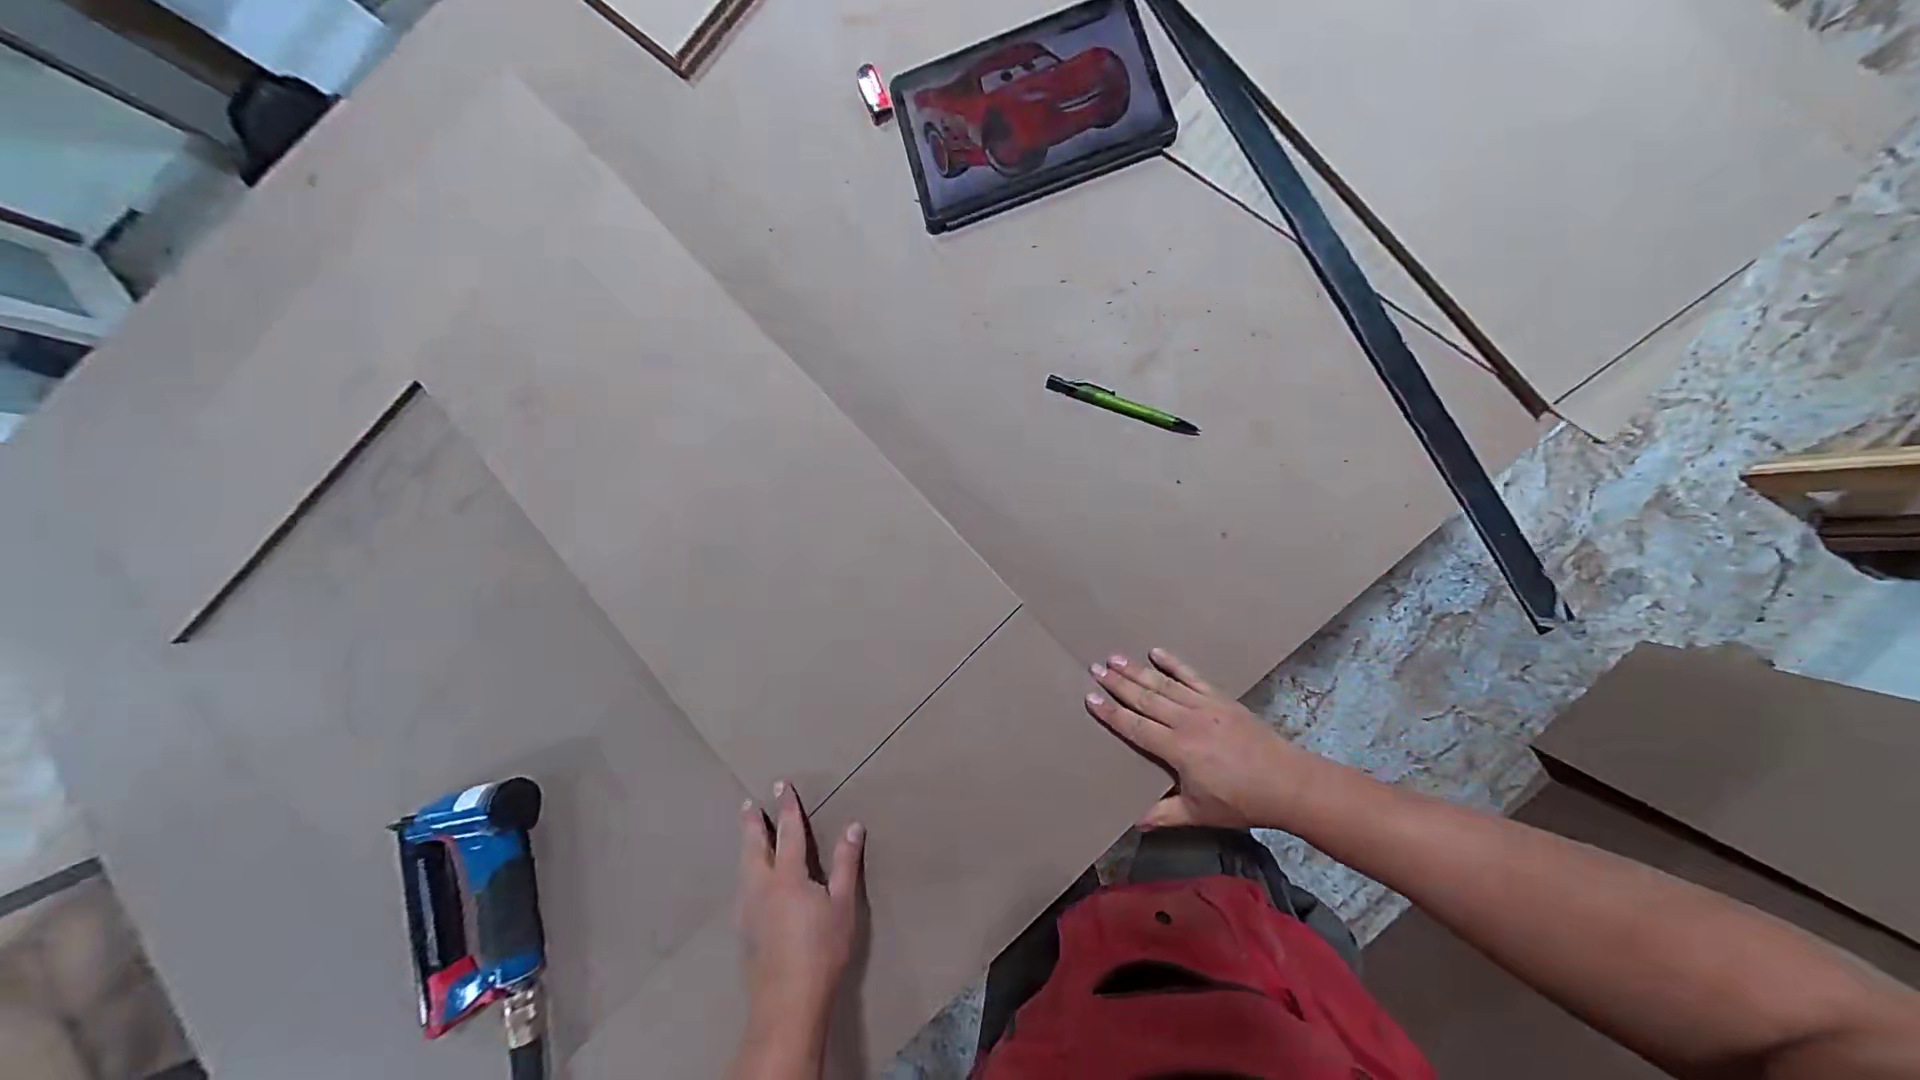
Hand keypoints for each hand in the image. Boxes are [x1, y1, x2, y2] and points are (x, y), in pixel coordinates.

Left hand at [735, 782, 863, 1044]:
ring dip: (745, 844)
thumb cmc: (822, 949)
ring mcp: (748, 909)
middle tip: (748, 803)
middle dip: (753, 823)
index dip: (787, 807)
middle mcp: (761, 885)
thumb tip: (853, 826)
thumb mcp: (843, 903)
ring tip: (745, 832)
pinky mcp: (744, 929)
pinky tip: (747, 879)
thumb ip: (846, 863)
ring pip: (743, 867)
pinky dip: (744, 869)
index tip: (783, 786)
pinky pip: (742, 886)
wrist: (787, 1000)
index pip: (788, 832)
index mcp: (787, 876)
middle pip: (754, 846)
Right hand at [1085, 649, 1320, 830]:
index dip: (1111, 713)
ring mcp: (1205, 707)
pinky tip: (1157, 653)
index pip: (1135, 727)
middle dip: (1118, 683)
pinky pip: (1192, 677)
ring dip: (1137, 670)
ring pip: (1164, 684)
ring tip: (1115, 657)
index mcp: (1178, 749)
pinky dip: (1174, 664)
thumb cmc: (1242, 802)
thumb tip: (1134, 822)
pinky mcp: (1221, 699)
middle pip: (1145, 699)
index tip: (1091, 698)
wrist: (1288, 783)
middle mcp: (1187, 722)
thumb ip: (1164, 814)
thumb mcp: (1200, 814)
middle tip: (1095, 668)